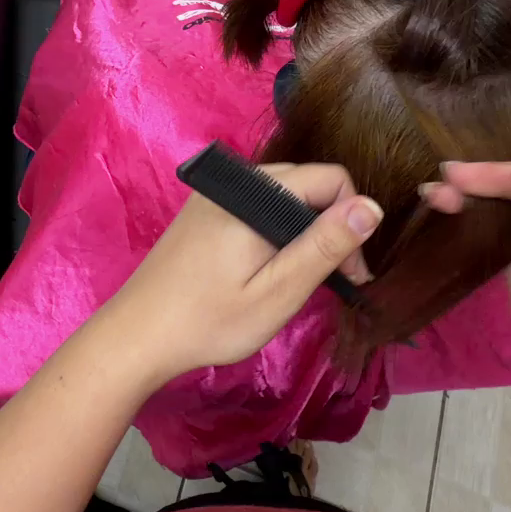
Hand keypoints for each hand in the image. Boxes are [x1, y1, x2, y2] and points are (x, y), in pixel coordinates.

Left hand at [94, 163, 382, 387]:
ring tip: (297, 279)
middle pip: (306, 182)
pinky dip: (274, 228)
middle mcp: (235, 180)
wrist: (138, 332)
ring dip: (302, 228)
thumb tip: (372, 206)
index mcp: (255, 193)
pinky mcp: (204, 208)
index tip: (350, 274)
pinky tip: (266, 267)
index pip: (331, 178)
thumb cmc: (211, 319)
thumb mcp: (278, 291)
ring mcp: (216, 192)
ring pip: (282, 194)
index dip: (352, 221)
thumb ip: (324, 245)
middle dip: (330, 224)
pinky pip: (256, 204)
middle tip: (328, 282)